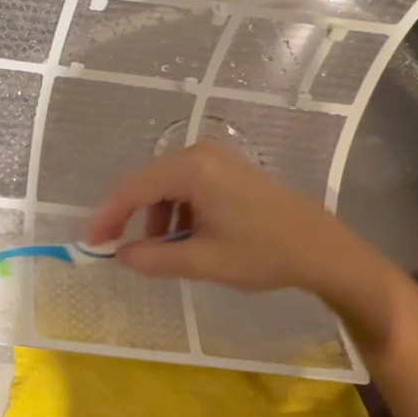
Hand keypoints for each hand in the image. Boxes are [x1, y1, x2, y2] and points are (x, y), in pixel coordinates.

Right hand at [84, 141, 377, 296]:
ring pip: (166, 184)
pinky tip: (187, 236)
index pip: (134, 188)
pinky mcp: (230, 169)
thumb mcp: (203, 262)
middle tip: (118, 247)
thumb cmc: (263, 254)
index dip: (109, 216)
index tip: (93, 243)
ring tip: (163, 250)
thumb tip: (120, 255)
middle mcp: (201, 153)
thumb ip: (154, 258)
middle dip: (130, 215)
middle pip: (147, 182)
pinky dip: (177, 210)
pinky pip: (187, 184)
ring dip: (156, 216)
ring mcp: (218, 158)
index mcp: (193, 169)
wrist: (324, 250)